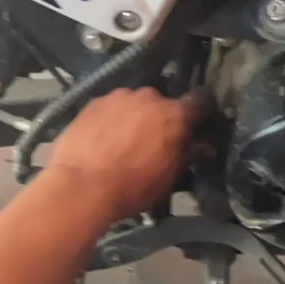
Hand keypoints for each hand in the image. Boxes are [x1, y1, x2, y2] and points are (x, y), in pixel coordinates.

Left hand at [46, 88, 204, 220]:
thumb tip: (204, 144)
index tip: (196, 125)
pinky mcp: (94, 101)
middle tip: (153, 142)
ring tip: (122, 141)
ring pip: (135, 103)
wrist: (80, 185)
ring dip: (135, 117)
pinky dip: (111, 118)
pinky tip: (102, 139)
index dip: (200, 113)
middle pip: (163, 103)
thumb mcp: (167, 178)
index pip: (200, 101)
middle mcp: (149, 97)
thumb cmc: (131, 187)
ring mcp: (119, 96)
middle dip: (161, 119)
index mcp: (174, 115)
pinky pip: (111, 107)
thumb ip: (188, 155)